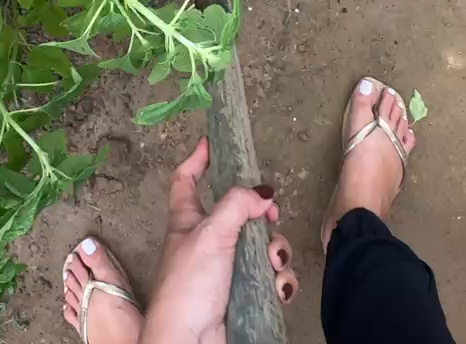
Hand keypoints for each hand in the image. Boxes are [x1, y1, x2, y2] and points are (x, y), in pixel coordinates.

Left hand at [138, 138, 278, 343]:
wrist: (191, 343)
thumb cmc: (188, 286)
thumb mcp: (210, 234)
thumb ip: (237, 205)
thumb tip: (263, 193)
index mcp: (187, 220)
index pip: (186, 179)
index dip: (197, 159)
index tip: (211, 142)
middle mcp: (206, 240)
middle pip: (238, 212)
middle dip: (259, 212)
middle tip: (272, 213)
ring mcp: (226, 268)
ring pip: (260, 244)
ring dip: (274, 249)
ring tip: (273, 259)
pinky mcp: (243, 293)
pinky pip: (270, 277)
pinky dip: (279, 279)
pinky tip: (279, 285)